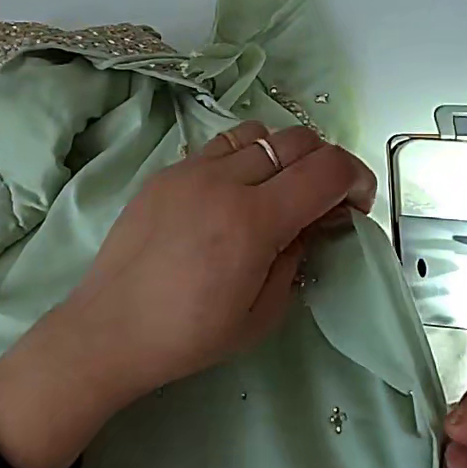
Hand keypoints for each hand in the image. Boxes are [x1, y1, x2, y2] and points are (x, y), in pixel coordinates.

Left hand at [0, 120, 376, 467]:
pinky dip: (245, 157)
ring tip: (277, 190)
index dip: (356, 178)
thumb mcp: (263, 313)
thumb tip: (317, 220)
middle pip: (299, 140)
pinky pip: (221, 145)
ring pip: (259, 132)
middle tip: (322, 200)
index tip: (356, 204)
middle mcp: (224, 181)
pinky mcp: (167, 170)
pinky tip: (234, 191)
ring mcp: (191, 169)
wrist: (109, 329)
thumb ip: (299, 255)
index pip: (327, 169)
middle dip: (326, 163)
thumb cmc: (189, 335)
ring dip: (284, 154)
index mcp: (253, 221)